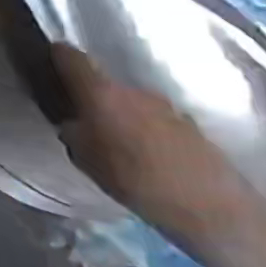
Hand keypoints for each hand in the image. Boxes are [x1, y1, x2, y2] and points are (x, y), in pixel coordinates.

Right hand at [52, 44, 265, 251]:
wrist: (217, 212)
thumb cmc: (138, 182)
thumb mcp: (86, 160)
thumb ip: (74, 133)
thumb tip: (73, 122)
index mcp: (102, 93)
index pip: (72, 57)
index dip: (57, 54)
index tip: (48, 59)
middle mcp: (134, 91)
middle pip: (104, 83)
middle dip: (92, 96)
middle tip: (83, 117)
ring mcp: (168, 107)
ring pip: (131, 102)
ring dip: (121, 114)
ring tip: (117, 140)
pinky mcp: (192, 126)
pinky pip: (155, 119)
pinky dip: (145, 129)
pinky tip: (147, 154)